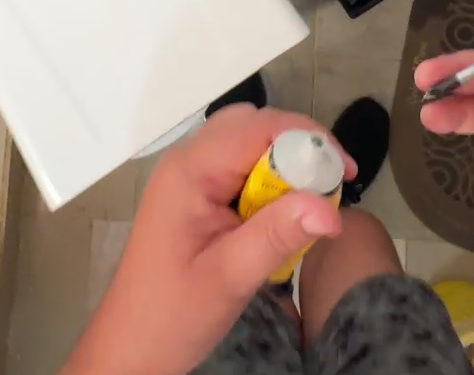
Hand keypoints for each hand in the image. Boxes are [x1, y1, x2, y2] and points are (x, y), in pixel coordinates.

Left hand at [65, 105, 352, 374]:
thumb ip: (278, 235)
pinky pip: (240, 163)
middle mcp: (189, 158)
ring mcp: (189, 172)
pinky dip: (270, 176)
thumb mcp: (230, 278)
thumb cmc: (172, 315)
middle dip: (300, 147)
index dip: (308, 140)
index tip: (345, 171)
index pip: (259, 128)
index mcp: (191, 170)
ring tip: (315, 197)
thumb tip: (330, 208)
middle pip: (254, 125)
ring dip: (286, 161)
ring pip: (249, 140)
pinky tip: (284, 210)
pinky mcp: (195, 189)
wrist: (128, 347)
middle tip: (333, 184)